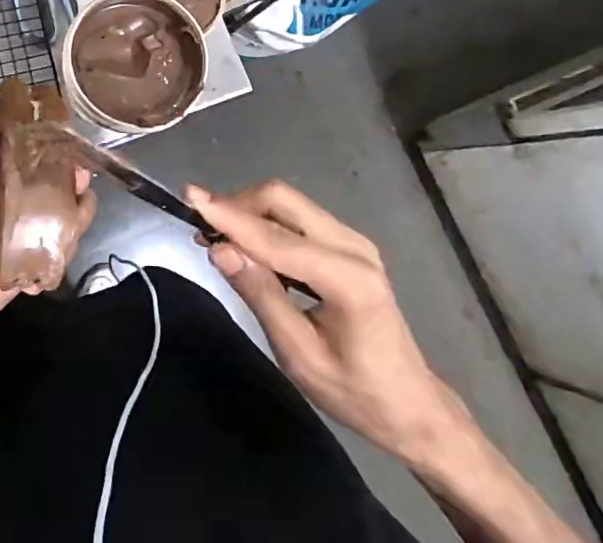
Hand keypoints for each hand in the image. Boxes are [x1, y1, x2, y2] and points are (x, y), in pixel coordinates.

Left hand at [0, 147, 94, 340]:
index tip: (67, 146)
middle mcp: (12, 211)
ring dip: (72, 225)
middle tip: (82, 188)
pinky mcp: (29, 268)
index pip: (23, 165)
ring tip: (72, 233)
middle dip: (70, 188)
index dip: (46, 154)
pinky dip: (57, 265)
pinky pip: (54, 260)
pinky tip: (39, 281)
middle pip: (50, 193)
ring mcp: (23, 240)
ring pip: (58, 224)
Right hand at [186, 180, 469, 464]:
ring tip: (215, 238)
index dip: (229, 217)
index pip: (274, 237)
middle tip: (201, 227)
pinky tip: (245, 245)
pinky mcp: (347, 245)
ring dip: (247, 212)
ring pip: (288, 204)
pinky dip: (264, 223)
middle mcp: (353, 246)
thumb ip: (261, 296)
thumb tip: (220, 250)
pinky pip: (297, 218)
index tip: (190, 197)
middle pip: (282, 200)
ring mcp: (353, 241)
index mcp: (348, 278)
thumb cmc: (356, 393)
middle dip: (236, 205)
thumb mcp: (300, 355)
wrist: (412, 405)